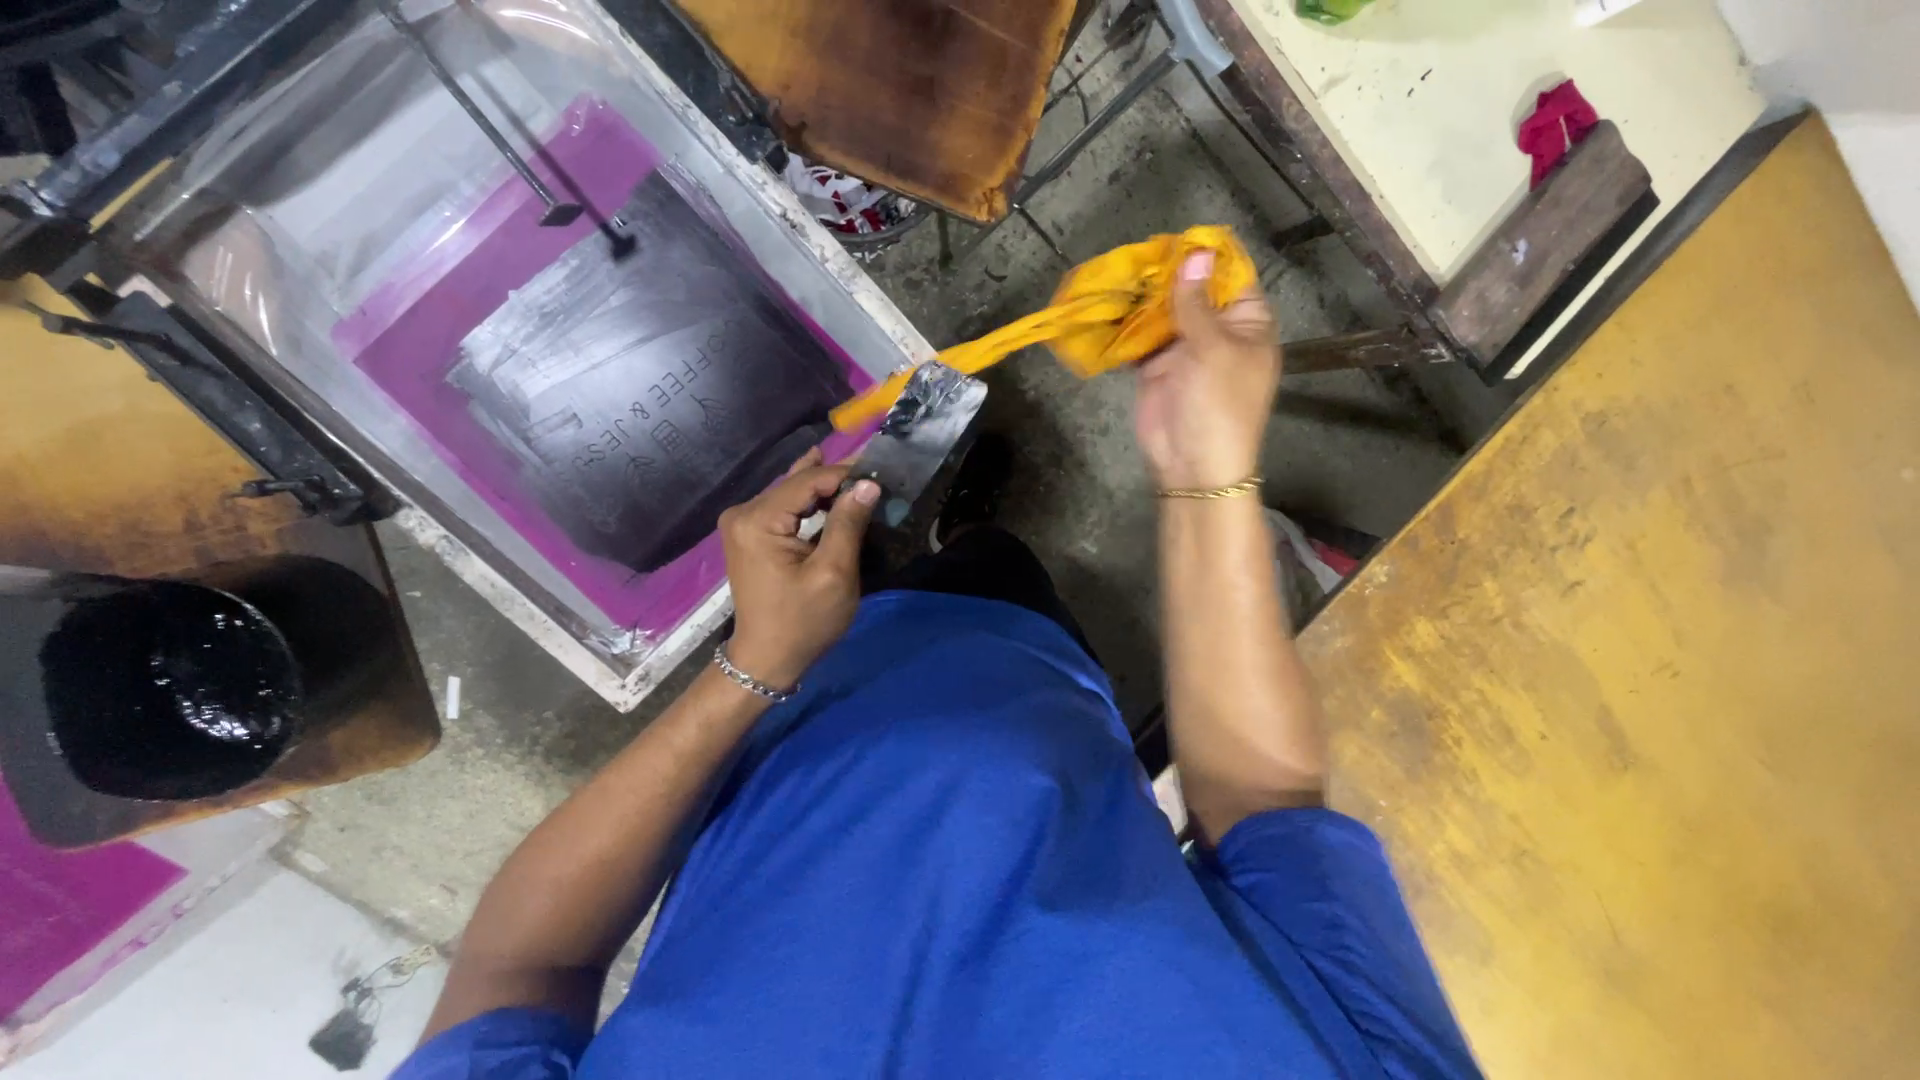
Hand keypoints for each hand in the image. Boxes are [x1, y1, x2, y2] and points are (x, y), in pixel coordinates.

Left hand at [718, 447, 879, 688]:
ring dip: (824, 488)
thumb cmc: (803, 622)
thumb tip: (867, 484)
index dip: (845, 473)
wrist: (767, 659)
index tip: (881, 470)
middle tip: (875, 471)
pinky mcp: (749, 535)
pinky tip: (829, 489)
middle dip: (836, 478)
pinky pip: (783, 507)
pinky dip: (809, 501)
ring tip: (860, 476)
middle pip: (797, 483)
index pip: (808, 481)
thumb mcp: (833, 574)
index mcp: (758, 521)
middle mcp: (743, 514)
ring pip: (791, 493)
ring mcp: (742, 524)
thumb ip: (848, 524)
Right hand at [1134, 250, 1281, 489]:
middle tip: (1138, 254)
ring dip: (1144, 296)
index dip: (1207, 257)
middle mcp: (1218, 331)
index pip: (1232, 276)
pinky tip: (1110, 304)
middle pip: (1193, 290)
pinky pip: (1142, 338)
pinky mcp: (1157, 366)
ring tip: (1119, 273)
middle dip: (1168, 274)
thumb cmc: (1218, 406)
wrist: (1192, 464)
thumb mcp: (1214, 349)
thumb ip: (1197, 302)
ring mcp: (1186, 349)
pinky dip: (1127, 325)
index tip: (1177, 239)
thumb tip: (1196, 253)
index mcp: (1248, 324)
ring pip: (1164, 311)